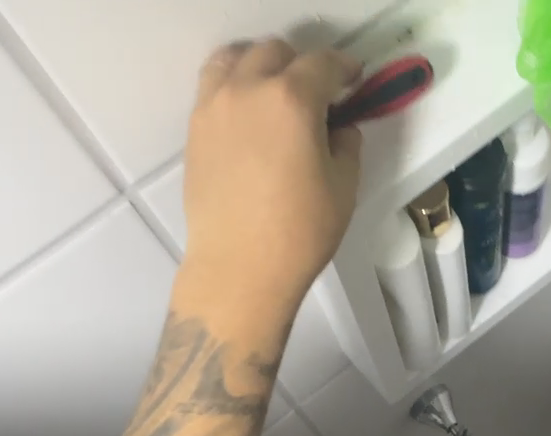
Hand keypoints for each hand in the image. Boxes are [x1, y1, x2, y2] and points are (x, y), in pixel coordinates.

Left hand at [180, 40, 362, 315]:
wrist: (241, 267)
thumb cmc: (300, 234)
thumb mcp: (343, 190)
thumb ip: (346, 147)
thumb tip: (341, 128)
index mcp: (293, 100)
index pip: (323, 64)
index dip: (345, 68)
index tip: (355, 79)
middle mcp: (249, 89)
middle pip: (276, 53)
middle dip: (302, 67)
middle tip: (318, 95)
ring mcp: (215, 105)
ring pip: (237, 58)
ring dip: (262, 66)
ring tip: (276, 94)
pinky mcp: (196, 128)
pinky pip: (214, 85)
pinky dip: (235, 86)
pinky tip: (249, 115)